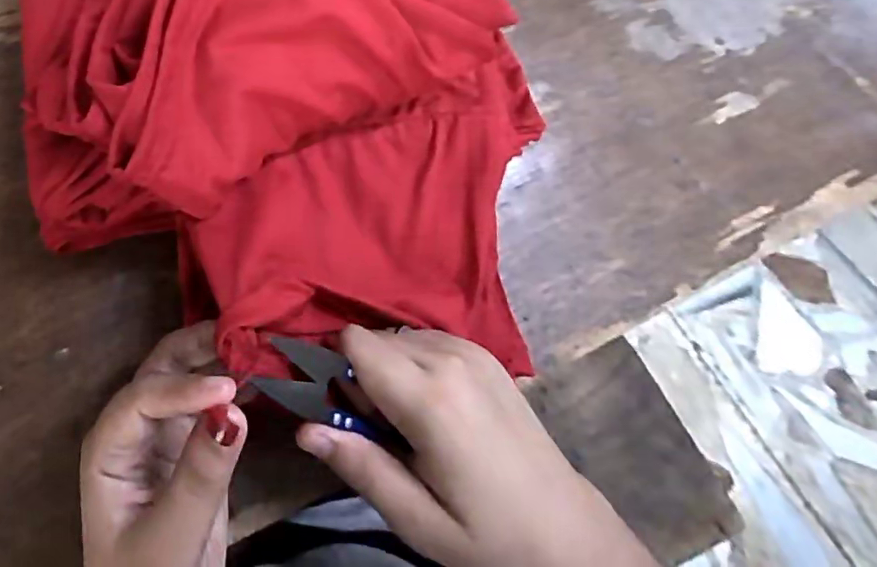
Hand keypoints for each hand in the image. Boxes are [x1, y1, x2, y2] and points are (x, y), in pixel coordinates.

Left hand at [81, 322, 247, 566]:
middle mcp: (135, 426)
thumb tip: (232, 412)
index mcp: (109, 445)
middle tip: (241, 330)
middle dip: (198, 346)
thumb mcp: (171, 536)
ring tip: (256, 342)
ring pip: (188, 375)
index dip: (183, 387)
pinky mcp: (192, 443)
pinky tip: (262, 373)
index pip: (141, 398)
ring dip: (218, 356)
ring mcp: (164, 432)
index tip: (227, 388)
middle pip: (161, 368)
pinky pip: (212, 402)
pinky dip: (235, 383)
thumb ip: (199, 476)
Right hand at [296, 327, 655, 566]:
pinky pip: (426, 340)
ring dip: (390, 368)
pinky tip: (437, 407)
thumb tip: (304, 430)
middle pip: (374, 338)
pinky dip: (415, 363)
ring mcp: (471, 349)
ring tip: (412, 422)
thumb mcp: (420, 522)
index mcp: (429, 397)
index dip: (339, 371)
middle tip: (382, 429)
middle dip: (362, 374)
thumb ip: (361, 467)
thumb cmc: (491, 538)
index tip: (348, 413)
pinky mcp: (485, 352)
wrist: (572, 535)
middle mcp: (448, 357)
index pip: (355, 342)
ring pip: (398, 337)